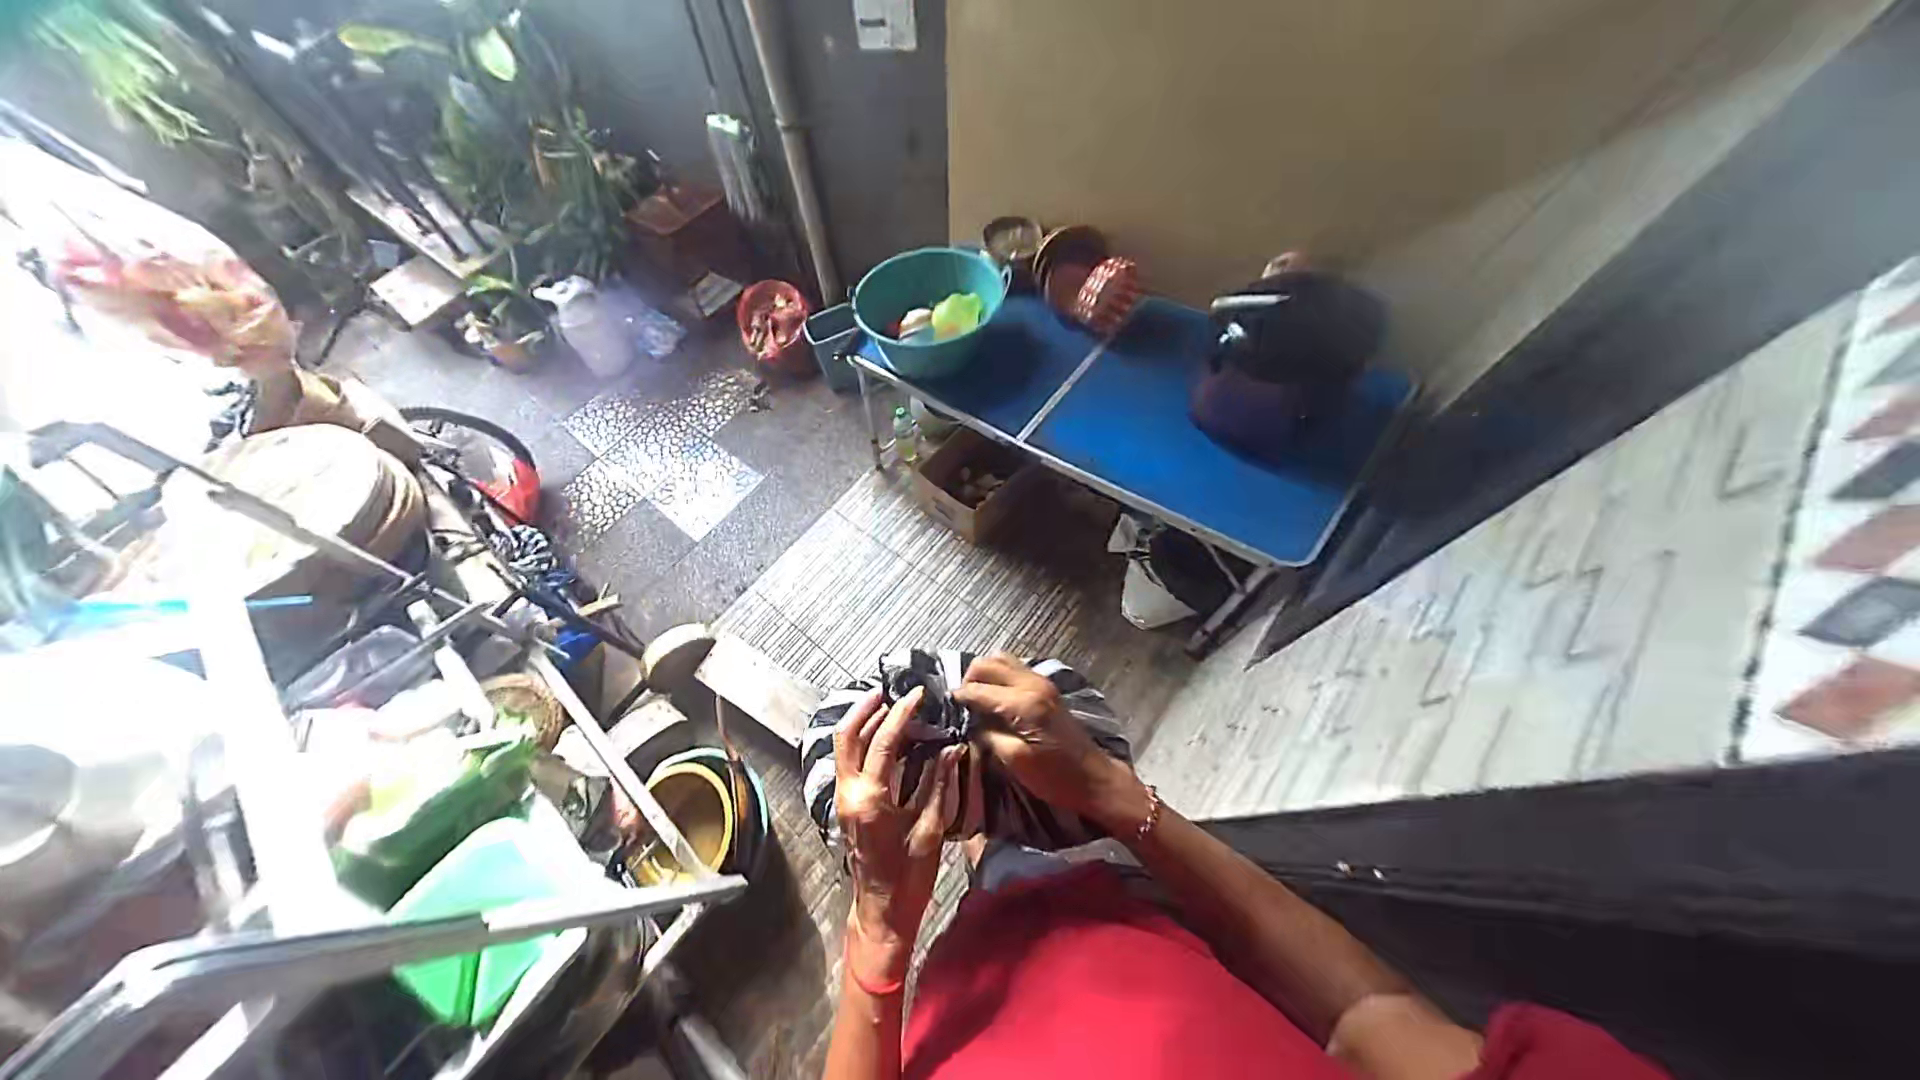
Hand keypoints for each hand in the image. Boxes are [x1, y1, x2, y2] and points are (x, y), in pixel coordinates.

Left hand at [835, 686, 960, 985]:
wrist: (880, 913)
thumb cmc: (908, 878)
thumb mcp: (930, 830)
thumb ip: (939, 785)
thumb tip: (952, 748)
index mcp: (870, 800)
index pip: (884, 743)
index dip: (902, 714)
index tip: (917, 695)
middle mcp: (849, 793)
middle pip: (848, 736)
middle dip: (867, 707)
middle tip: (890, 689)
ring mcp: (843, 798)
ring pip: (844, 746)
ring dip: (864, 721)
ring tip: (889, 704)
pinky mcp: (847, 802)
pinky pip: (849, 760)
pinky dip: (863, 740)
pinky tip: (884, 734)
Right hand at [953, 654, 1150, 833]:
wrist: (1094, 779)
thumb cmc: (1055, 777)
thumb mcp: (1015, 762)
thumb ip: (989, 736)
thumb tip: (972, 722)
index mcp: (1023, 704)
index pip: (979, 690)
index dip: (959, 697)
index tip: (944, 705)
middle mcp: (1032, 685)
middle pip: (989, 663)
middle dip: (969, 678)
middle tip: (960, 701)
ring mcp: (1041, 683)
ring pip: (1003, 659)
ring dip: (985, 673)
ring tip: (975, 696)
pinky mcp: (1046, 688)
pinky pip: (1015, 668)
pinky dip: (999, 674)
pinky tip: (994, 695)